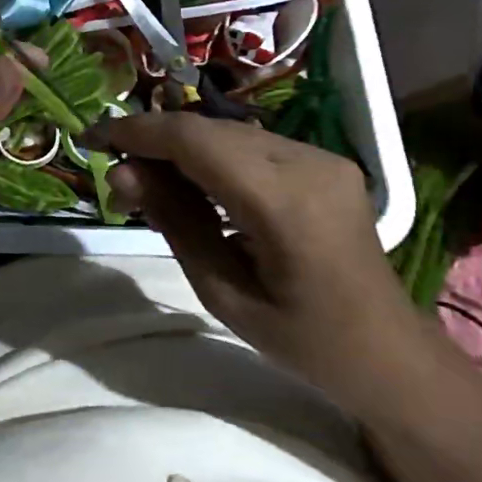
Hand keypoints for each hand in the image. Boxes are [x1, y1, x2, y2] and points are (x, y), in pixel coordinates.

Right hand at [93, 113, 426, 403]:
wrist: (387, 353)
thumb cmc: (302, 341)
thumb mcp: (222, 291)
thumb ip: (174, 221)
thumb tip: (122, 172)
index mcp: (284, 201)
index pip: (195, 140)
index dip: (138, 132)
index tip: (94, 138)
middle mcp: (308, 162)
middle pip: (211, 129)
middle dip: (156, 140)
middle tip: (118, 172)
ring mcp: (324, 157)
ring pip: (231, 132)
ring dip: (184, 147)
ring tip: (150, 180)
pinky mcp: (328, 162)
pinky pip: (255, 145)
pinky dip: (215, 155)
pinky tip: (196, 184)